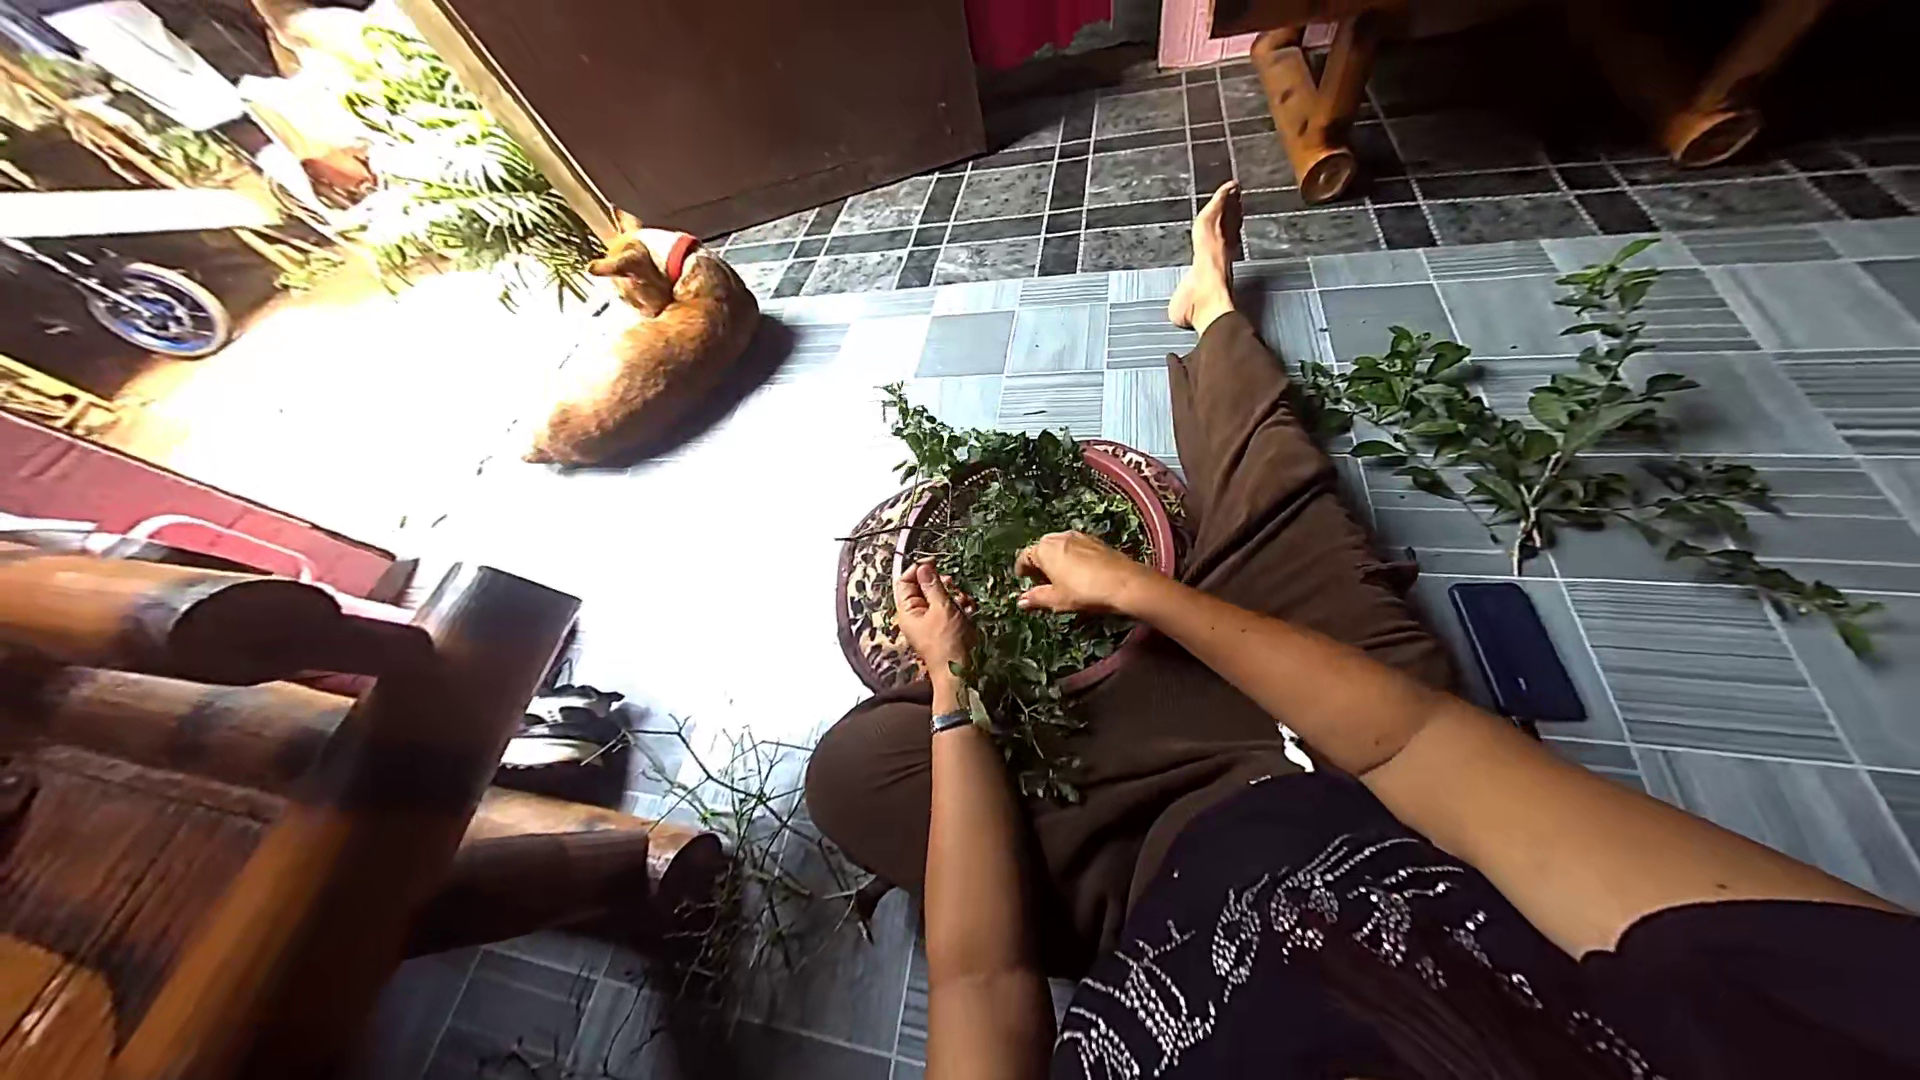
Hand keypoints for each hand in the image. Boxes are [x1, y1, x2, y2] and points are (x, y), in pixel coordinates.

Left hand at [894, 560, 974, 684]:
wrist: (960, 671)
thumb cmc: (948, 640)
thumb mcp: (941, 607)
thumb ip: (932, 585)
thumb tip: (923, 566)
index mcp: (907, 610)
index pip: (905, 581)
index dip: (918, 569)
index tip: (934, 562)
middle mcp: (915, 615)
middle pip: (923, 588)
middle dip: (939, 583)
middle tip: (952, 584)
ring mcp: (929, 622)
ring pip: (938, 598)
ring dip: (952, 595)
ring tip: (963, 600)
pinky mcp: (942, 628)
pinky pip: (947, 610)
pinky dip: (958, 606)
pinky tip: (968, 609)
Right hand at [1014, 531, 1154, 615]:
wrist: (1124, 582)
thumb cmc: (1084, 591)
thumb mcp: (1056, 599)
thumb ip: (1036, 598)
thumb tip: (1021, 601)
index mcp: (1044, 549)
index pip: (1025, 556)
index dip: (1021, 569)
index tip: (1022, 579)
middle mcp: (1059, 537)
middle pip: (1042, 548)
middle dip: (1038, 562)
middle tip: (1040, 580)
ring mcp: (1079, 536)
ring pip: (1059, 545)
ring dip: (1055, 558)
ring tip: (1059, 576)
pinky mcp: (1096, 540)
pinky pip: (1076, 546)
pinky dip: (1071, 556)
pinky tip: (1078, 572)